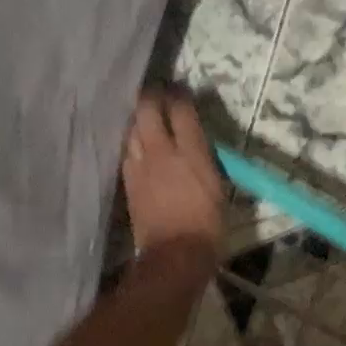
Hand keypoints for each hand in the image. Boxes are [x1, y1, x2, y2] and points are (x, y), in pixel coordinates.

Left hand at [121, 92, 223, 260]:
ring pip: (132, 128)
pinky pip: (126, 150)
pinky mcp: (128, 181)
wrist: (174, 255)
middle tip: (158, 94)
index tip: (182, 90)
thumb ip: (205, 160)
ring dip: (138, 119)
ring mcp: (140, 166)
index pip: (181, 111)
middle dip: (152, 97)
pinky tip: (136, 143)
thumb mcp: (218, 188)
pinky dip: (132, 141)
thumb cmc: (207, 226)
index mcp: (190, 154)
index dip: (180, 95)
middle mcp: (161, 152)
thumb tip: (197, 146)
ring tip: (145, 116)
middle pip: (147, 111)